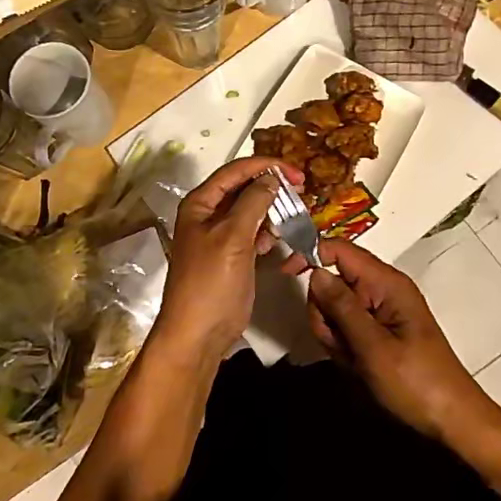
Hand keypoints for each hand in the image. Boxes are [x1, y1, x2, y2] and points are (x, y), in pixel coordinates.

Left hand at [154, 156, 303, 355]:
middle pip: (244, 188)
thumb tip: (272, 178)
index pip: (235, 171)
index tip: (297, 174)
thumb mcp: (232, 237)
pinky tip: (277, 240)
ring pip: (251, 210)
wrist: (199, 333)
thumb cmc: (211, 281)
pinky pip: (253, 232)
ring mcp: (220, 236)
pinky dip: (267, 231)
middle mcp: (209, 214)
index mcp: (201, 204)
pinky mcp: (233, 255)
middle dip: (272, 187)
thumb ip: (253, 202)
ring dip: (272, 210)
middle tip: (301, 192)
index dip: (266, 167)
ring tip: (294, 215)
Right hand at [302, 238, 494, 440]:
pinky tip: (357, 366)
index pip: (340, 250)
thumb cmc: (416, 382)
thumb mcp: (373, 346)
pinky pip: (346, 327)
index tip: (286, 274)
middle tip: (340, 344)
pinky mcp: (378, 330)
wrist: (450, 419)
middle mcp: (382, 289)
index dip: (311, 254)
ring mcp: (380, 310)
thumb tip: (315, 271)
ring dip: (333, 334)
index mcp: (386, 283)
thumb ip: (342, 306)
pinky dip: (343, 345)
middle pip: (332, 281)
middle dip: (324, 312)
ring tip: (354, 361)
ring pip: (335, 308)